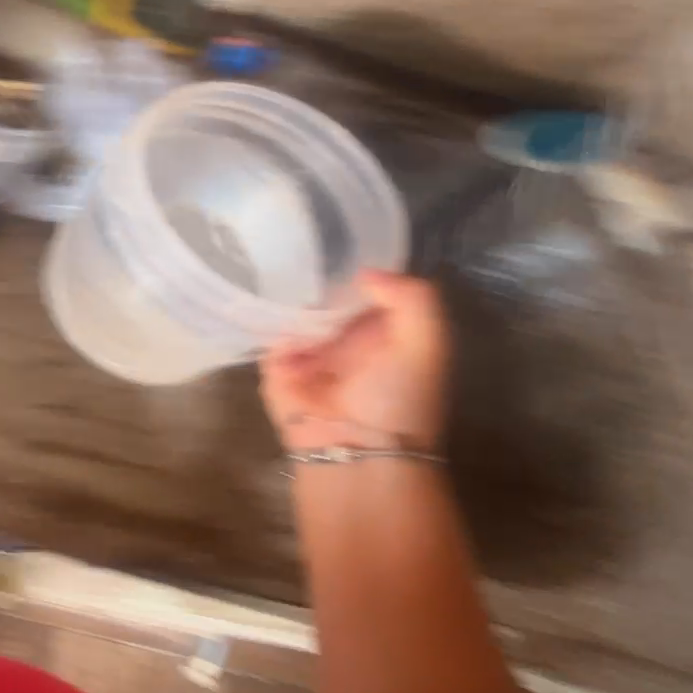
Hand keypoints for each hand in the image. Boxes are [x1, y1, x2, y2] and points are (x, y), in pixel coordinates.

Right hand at [260, 270, 449, 453]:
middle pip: (326, 297)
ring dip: (287, 301)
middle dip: (316, 280)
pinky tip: (269, 311)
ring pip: (292, 314)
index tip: (339, 244)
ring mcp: (308, 354)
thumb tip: (365, 271)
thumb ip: (412, 300)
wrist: (356, 448)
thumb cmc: (398, 397)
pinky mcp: (275, 369)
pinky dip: (267, 327)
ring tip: (277, 275)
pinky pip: (267, 339)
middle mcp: (346, 339)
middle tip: (301, 253)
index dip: (357, 266)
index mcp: (384, 332)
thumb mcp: (426, 345)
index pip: (369, 289)